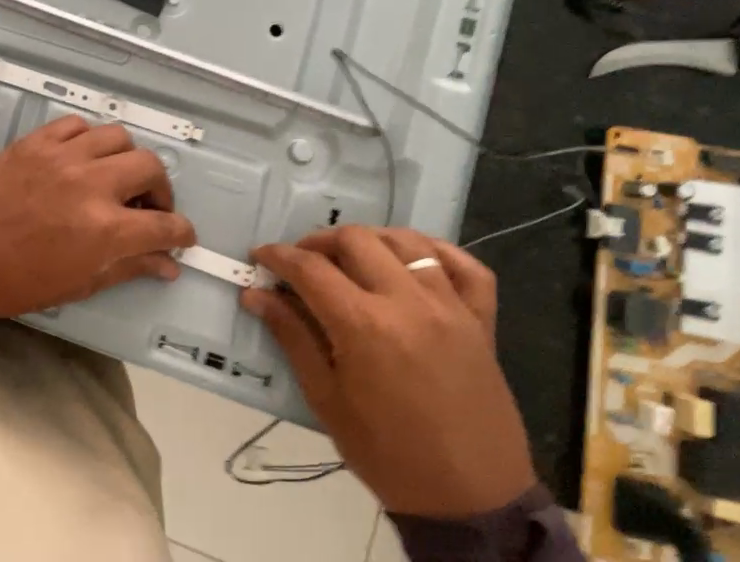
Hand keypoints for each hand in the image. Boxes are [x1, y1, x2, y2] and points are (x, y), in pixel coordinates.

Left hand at [0, 115, 196, 318]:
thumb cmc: (18, 279)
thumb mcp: (79, 283)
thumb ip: (128, 267)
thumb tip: (166, 263)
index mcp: (105, 229)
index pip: (165, 224)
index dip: (181, 233)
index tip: (180, 236)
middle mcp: (90, 185)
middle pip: (150, 168)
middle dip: (160, 190)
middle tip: (148, 206)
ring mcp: (62, 157)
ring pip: (117, 137)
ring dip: (126, 158)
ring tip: (115, 177)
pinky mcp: (35, 142)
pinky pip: (75, 125)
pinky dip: (88, 139)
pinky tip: (82, 158)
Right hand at [240, 226, 534, 518]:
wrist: (469, 499)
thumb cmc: (386, 453)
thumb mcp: (325, 398)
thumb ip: (292, 336)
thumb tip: (256, 295)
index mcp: (364, 325)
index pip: (310, 268)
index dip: (277, 256)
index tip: (260, 258)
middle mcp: (408, 303)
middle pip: (356, 241)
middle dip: (318, 242)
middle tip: (300, 263)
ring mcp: (451, 308)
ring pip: (407, 242)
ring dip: (370, 240)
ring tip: (350, 258)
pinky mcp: (482, 322)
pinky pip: (467, 267)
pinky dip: (437, 252)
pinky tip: (414, 260)